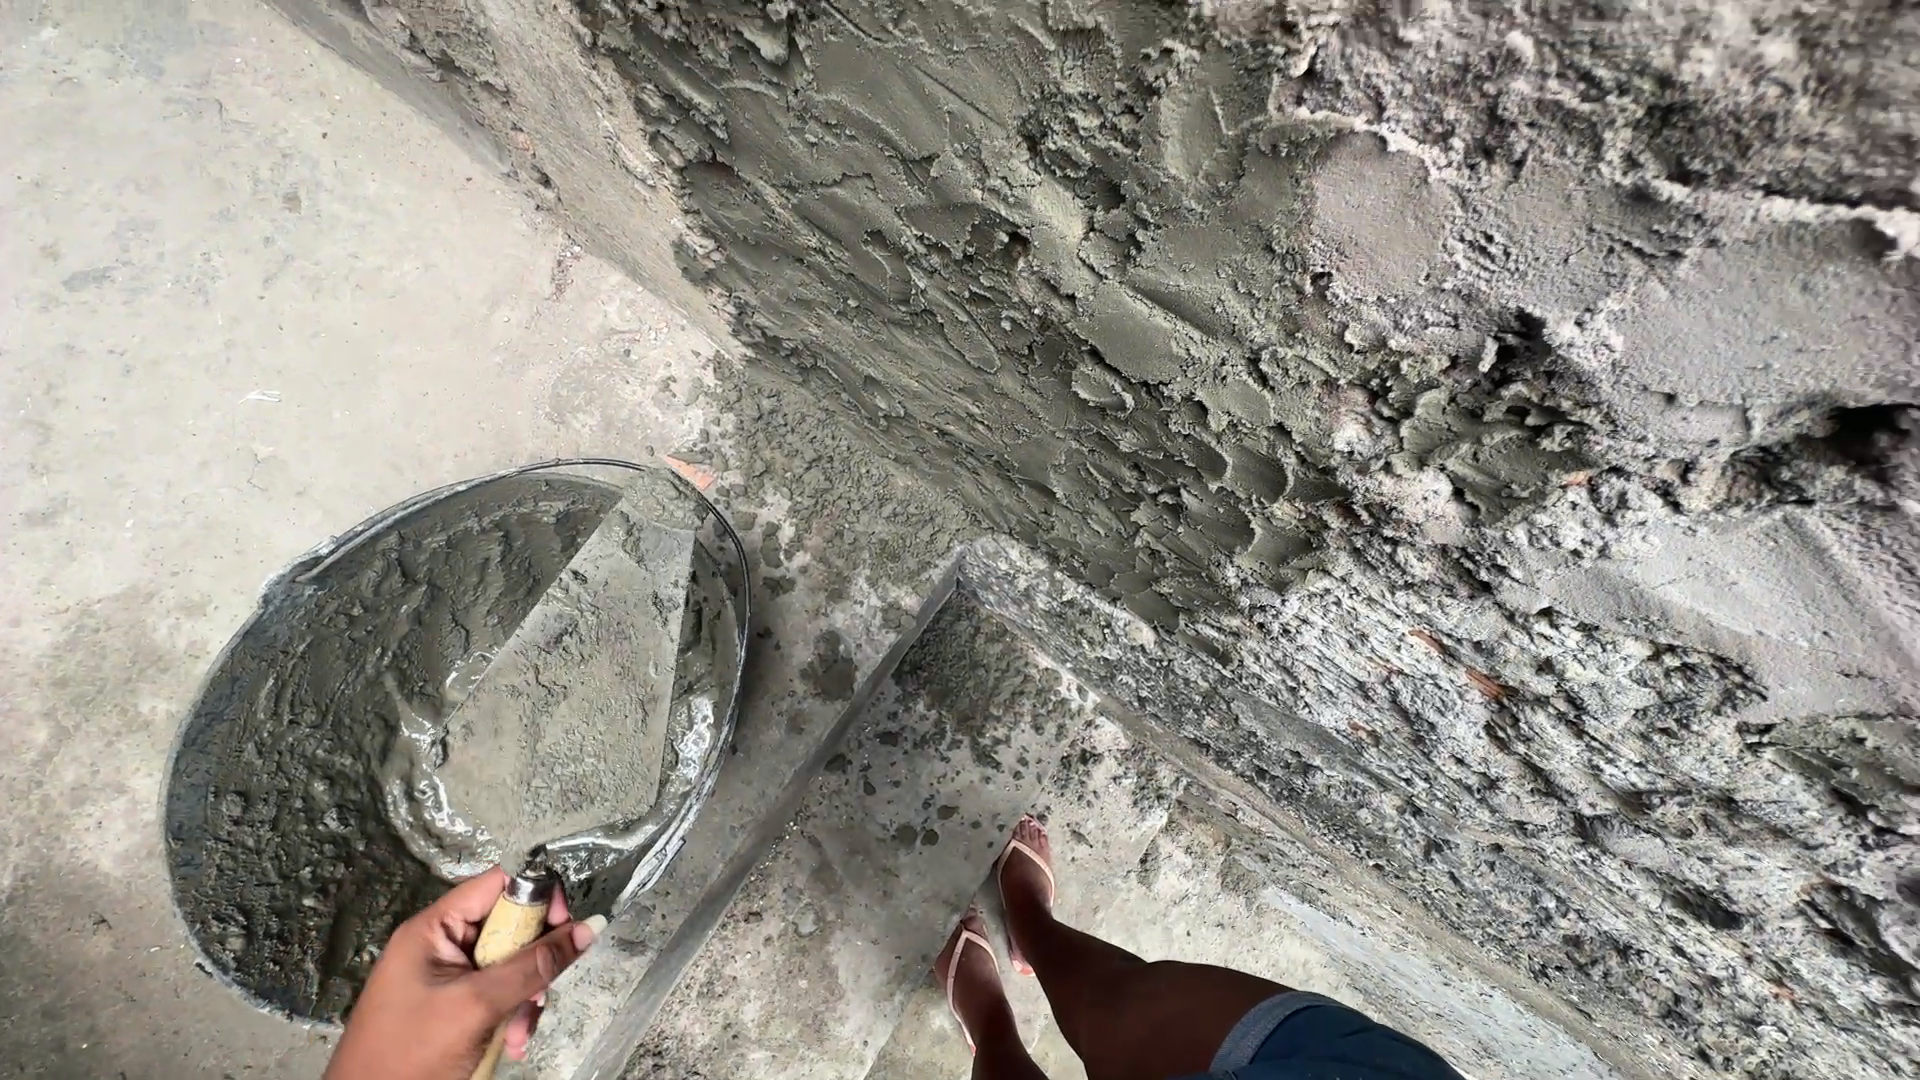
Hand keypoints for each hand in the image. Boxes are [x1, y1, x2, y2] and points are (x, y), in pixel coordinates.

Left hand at [323, 867, 599, 1078]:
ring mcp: (447, 976)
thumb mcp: (478, 1006)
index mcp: (434, 929)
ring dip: (527, 995)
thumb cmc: (410, 1056)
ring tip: (521, 1032)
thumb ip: (536, 964)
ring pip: (512, 963)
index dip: (538, 896)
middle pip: (512, 926)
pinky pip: (500, 991)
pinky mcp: (453, 1004)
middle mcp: (441, 944)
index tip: (563, 927)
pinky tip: (511, 1042)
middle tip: (544, 989)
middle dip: (535, 961)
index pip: (500, 883)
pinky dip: (514, 1013)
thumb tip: (592, 926)